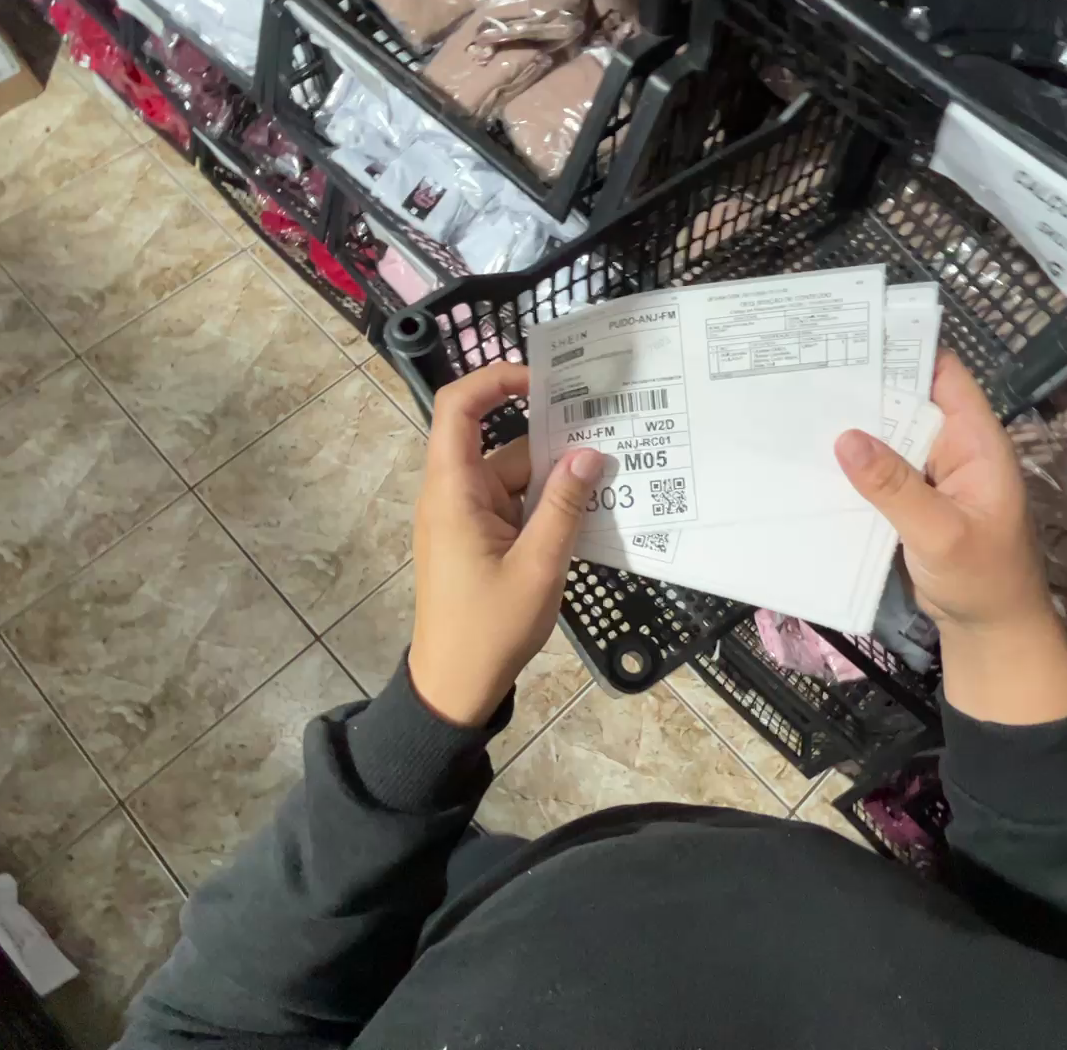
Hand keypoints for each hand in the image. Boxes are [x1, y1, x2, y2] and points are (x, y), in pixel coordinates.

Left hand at [409, 363, 604, 726]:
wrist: (455, 685)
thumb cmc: (490, 627)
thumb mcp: (538, 566)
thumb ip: (565, 506)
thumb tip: (590, 453)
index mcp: (454, 490)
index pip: (459, 408)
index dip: (495, 380)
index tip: (544, 381)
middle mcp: (456, 494)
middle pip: (501, 445)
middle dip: (550, 438)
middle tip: (606, 428)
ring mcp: (468, 518)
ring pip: (514, 478)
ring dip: (556, 478)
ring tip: (612, 472)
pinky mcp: (480, 539)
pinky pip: (516, 506)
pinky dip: (547, 505)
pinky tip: (590, 509)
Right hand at [833, 351, 1049, 632]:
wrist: (988, 627)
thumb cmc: (981, 577)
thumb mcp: (940, 532)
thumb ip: (894, 487)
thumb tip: (844, 437)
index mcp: (974, 443)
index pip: (944, 377)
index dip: (907, 351)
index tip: (855, 338)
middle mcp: (951, 450)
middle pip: (907, 402)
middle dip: (867, 386)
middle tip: (808, 370)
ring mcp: (928, 476)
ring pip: (887, 437)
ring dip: (853, 427)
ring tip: (800, 406)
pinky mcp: (908, 500)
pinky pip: (877, 472)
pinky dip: (851, 465)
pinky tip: (814, 459)